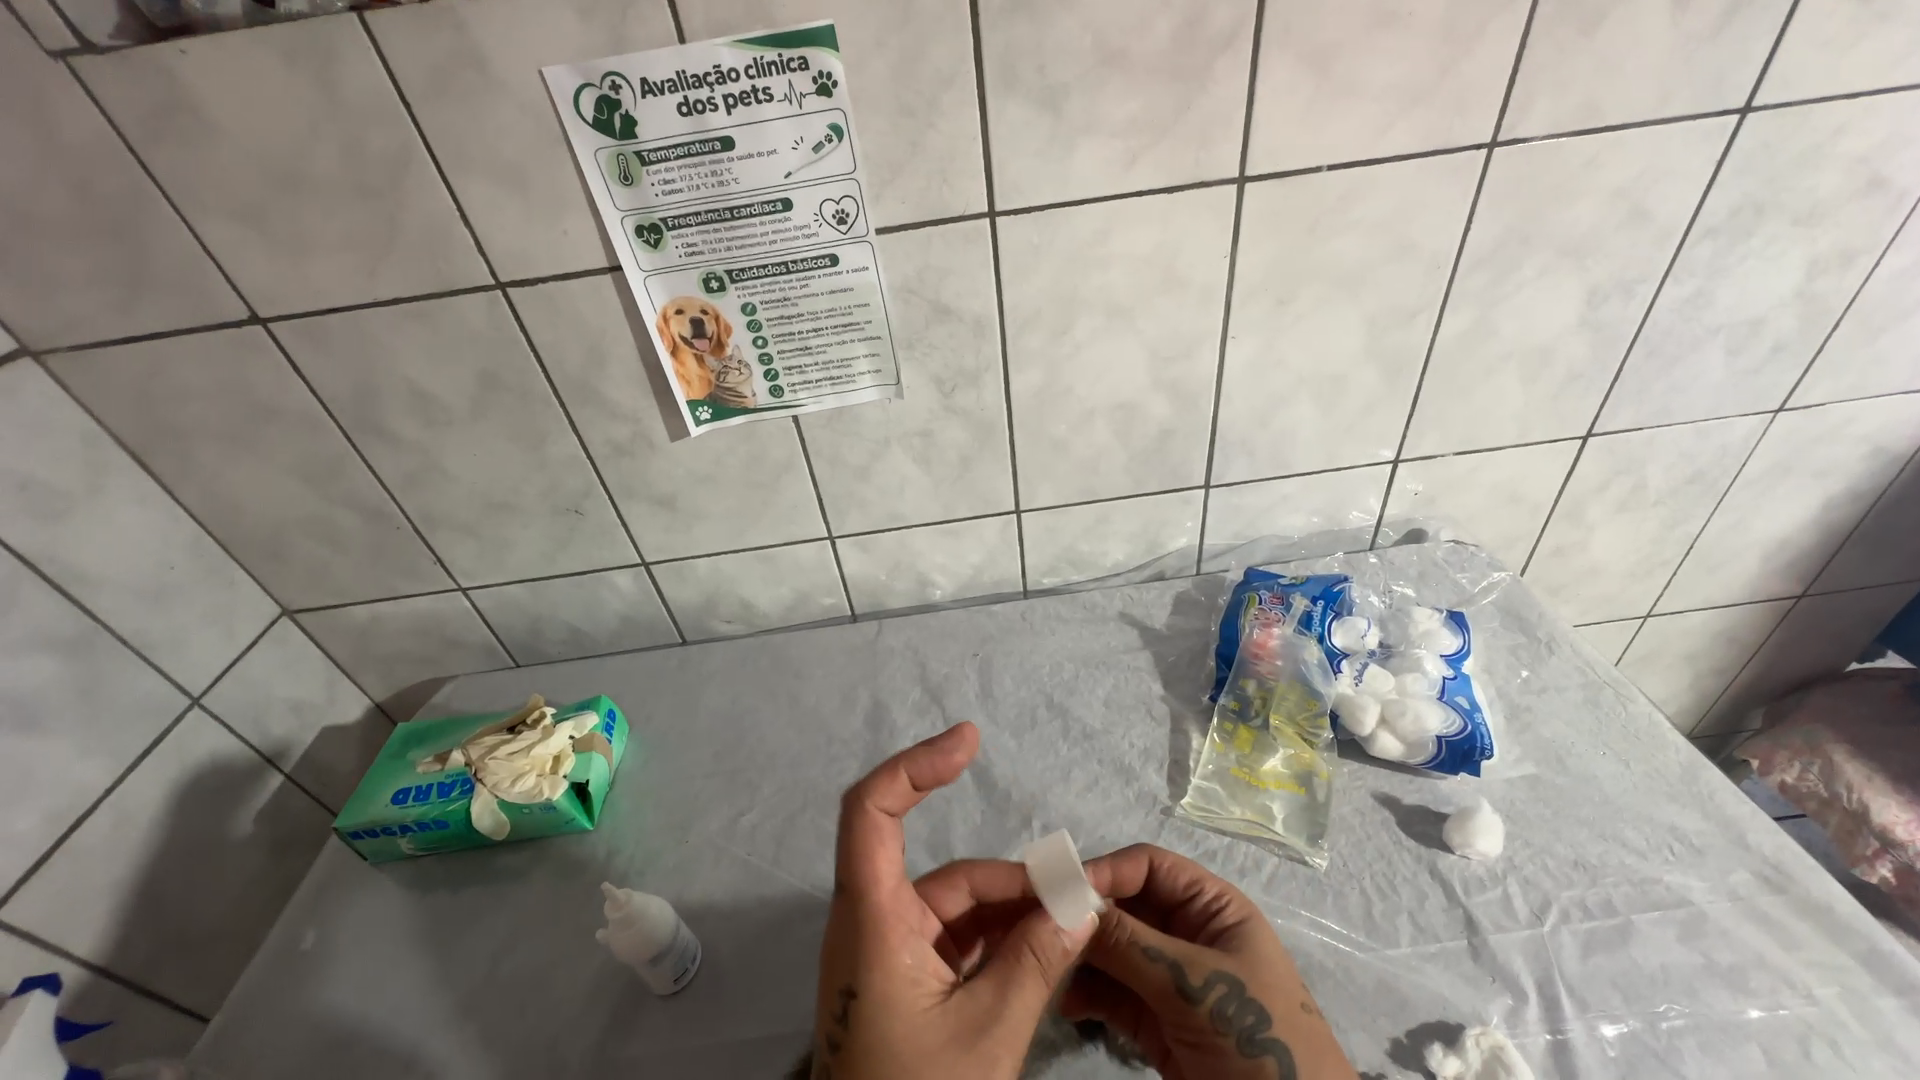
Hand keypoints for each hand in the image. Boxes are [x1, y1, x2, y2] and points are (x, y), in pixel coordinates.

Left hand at [806, 722, 1095, 1079]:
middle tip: (1076, 902)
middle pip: (945, 874)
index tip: (970, 743)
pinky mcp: (905, 984)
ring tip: (1072, 937)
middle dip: (1012, 884)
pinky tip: (1044, 959)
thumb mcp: (984, 1036)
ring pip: (959, 912)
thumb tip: (1080, 903)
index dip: (915, 766)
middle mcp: (874, 924)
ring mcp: (890, 956)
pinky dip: (1000, 946)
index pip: (871, 811)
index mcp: (871, 920)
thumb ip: (1036, 963)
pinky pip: (958, 944)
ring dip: (1015, 920)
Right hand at [1064, 844, 1357, 1079]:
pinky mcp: (1154, 1022)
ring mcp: (1168, 980)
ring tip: (1044, 970)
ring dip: (1077, 958)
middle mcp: (1185, 934)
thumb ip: (1130, 943)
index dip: (1104, 871)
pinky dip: (1085, 995)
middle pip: (1123, 907)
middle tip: (1037, 930)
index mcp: (1210, 908)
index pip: (1148, 867)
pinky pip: (1110, 993)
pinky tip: (1064, 1004)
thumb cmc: (1256, 1037)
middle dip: (1082, 916)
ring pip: (1110, 951)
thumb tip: (1068, 905)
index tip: (1057, 890)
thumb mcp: (1194, 985)